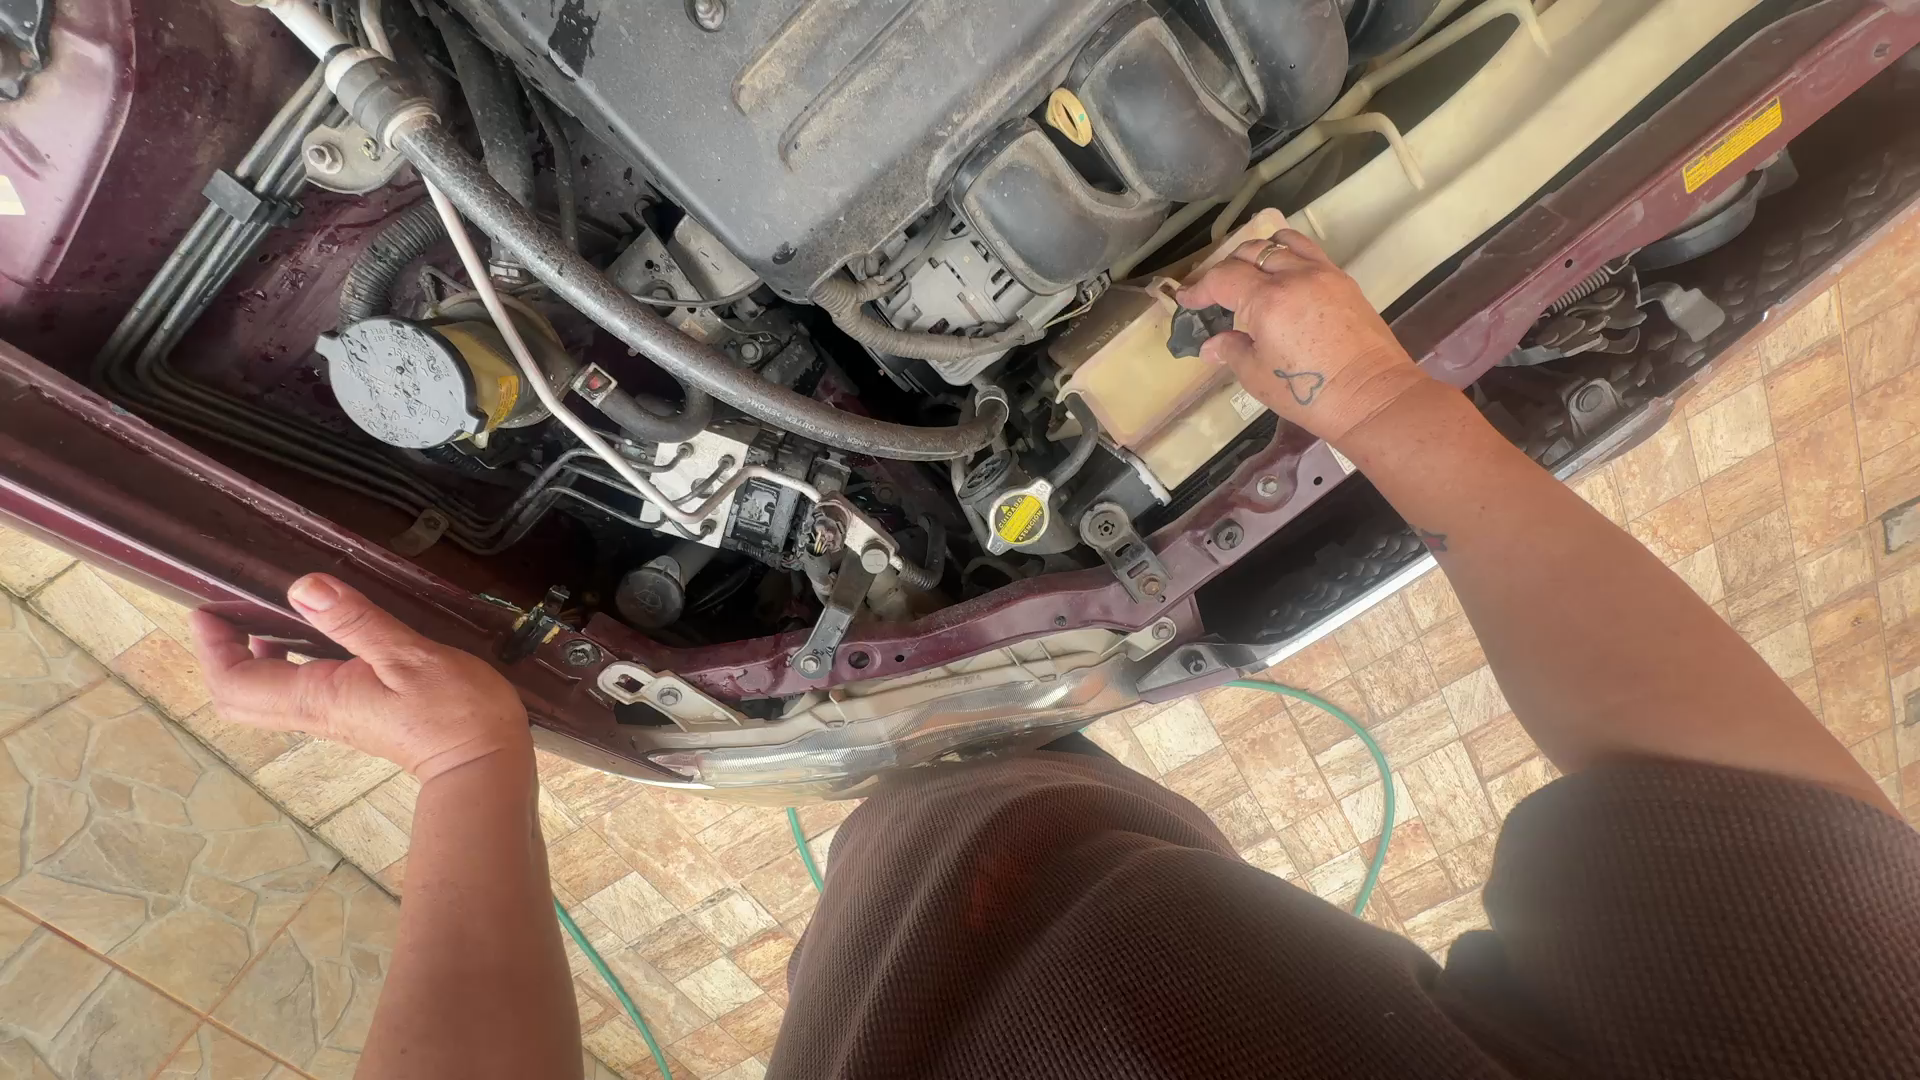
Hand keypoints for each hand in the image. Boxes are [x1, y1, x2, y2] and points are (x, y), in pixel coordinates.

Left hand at [188, 573, 530, 780]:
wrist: (484, 760)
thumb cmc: (454, 710)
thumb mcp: (410, 656)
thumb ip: (357, 623)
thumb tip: (303, 587)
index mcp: (316, 696)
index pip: (233, 678)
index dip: (212, 644)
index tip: (212, 608)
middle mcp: (316, 713)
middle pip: (239, 696)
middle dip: (225, 657)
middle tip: (236, 619)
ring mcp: (338, 720)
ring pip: (269, 698)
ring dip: (257, 664)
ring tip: (275, 626)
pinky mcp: (361, 720)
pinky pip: (303, 697)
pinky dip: (294, 670)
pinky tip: (327, 648)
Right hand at [1178, 230, 1434, 444]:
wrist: (1369, 395)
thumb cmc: (1306, 391)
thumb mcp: (1256, 375)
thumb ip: (1231, 351)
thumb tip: (1212, 345)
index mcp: (1267, 300)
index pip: (1222, 279)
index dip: (1198, 289)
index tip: (1185, 300)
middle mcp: (1293, 276)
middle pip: (1249, 253)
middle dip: (1223, 270)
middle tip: (1212, 292)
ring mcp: (1322, 273)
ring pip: (1280, 242)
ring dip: (1256, 253)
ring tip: (1246, 274)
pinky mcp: (1341, 279)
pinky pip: (1307, 250)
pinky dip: (1285, 253)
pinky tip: (1279, 273)